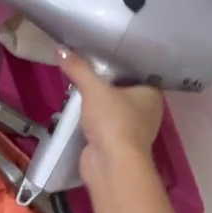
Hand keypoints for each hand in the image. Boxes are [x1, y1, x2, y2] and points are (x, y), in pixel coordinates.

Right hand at [57, 48, 165, 179]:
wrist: (111, 163)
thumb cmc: (113, 121)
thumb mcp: (93, 89)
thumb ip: (78, 69)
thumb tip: (60, 49)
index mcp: (151, 94)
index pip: (138, 73)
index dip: (120, 65)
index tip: (102, 55)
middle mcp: (147, 111)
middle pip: (123, 91)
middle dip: (106, 85)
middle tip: (86, 70)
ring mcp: (133, 129)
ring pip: (113, 109)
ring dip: (98, 104)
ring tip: (78, 89)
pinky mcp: (117, 143)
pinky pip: (105, 125)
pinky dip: (94, 120)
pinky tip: (79, 113)